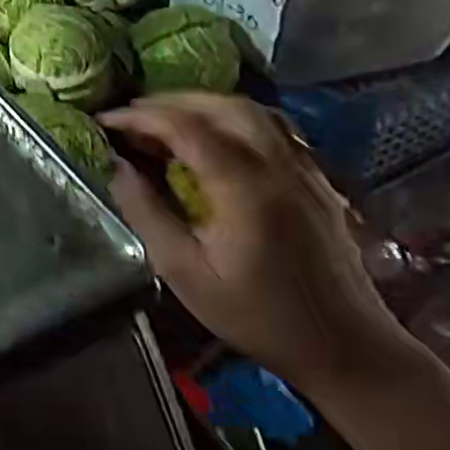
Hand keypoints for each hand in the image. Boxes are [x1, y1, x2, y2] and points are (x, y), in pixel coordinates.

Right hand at [100, 93, 406, 391]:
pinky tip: (211, 139)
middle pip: (224, 107)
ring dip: (203, 105)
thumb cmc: (256, 314)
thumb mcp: (183, 270)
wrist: (346, 348)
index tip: (103, 121)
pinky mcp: (318, 182)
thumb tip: (116, 166)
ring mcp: (307, 172)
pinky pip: (274, 130)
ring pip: (254, 112)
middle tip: (129, 115)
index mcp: (246, 189)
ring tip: (164, 119)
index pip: (186, 128)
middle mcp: (282, 168)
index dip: (139, 117)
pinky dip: (233, 120)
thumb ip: (146, 212)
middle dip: (170, 101)